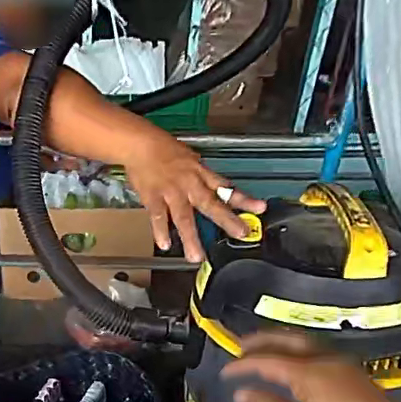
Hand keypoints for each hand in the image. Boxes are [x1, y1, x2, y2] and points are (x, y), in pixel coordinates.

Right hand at [120, 134, 265, 261]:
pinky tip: (164, 245)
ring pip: (183, 218)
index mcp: (200, 173)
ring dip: (190, 238)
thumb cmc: (163, 149)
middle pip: (210, 204)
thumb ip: (200, 176)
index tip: (260, 208)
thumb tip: (211, 187)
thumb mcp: (189, 159)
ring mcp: (171, 192)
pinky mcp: (153, 197)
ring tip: (196, 257)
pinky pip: (158, 217)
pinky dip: (160, 231)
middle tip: (241, 233)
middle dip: (227, 220)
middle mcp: (189, 184)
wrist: (140, 144)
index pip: (225, 188)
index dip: (243, 199)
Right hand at [222, 332, 400, 401]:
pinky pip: (315, 348)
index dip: (242, 365)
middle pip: (284, 340)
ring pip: (302, 341)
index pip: (265, 361)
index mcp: (308, 373)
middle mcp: (323, 359)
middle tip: (240, 346)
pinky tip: (294, 360)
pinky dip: (295, 348)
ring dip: (278, 342)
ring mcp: (340, 362)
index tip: (227, 371)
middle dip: (259, 341)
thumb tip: (243, 395)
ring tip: (263, 348)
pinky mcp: (351, 370)